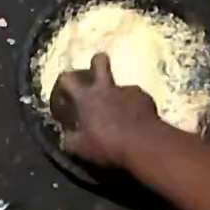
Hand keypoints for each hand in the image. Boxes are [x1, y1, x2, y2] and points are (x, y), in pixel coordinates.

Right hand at [48, 52, 164, 165]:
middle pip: (99, 62)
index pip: (66, 79)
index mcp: (84, 98)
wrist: (145, 145)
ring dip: (119, 95)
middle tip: (97, 71)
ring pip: (121, 85)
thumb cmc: (106, 144)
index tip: (64, 95)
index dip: (63, 84)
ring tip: (121, 111)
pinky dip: (135, 107)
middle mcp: (105, 89)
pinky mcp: (146, 99)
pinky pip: (137, 98)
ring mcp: (127, 91)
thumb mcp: (79, 147)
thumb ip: (70, 138)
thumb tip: (66, 135)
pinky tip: (137, 120)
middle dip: (97, 62)